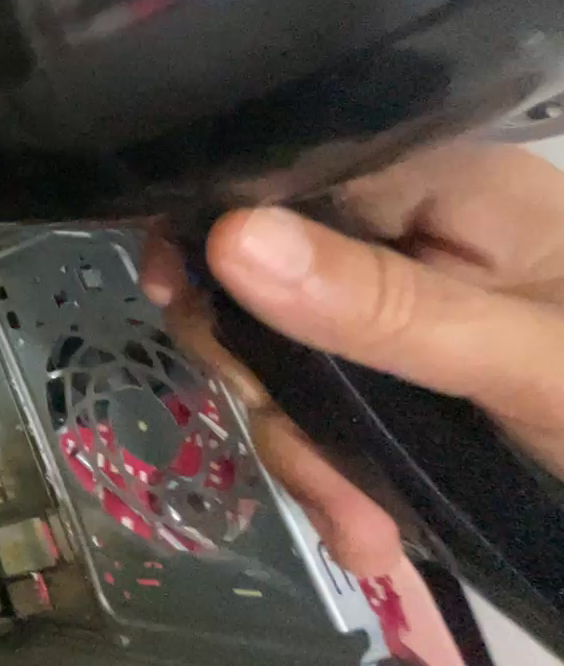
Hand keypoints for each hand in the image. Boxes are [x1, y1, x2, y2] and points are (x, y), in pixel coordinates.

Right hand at [141, 143, 563, 575]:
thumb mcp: (534, 367)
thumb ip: (388, 306)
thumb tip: (226, 237)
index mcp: (438, 193)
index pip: (278, 177)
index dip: (202, 226)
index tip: (172, 295)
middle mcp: (393, 237)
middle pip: (248, 272)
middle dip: (255, 366)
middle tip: (288, 434)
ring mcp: (381, 306)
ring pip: (265, 346)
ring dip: (289, 437)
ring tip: (357, 517)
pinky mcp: (377, 366)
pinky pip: (299, 396)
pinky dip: (315, 463)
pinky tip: (360, 522)